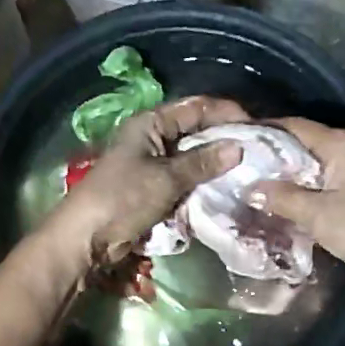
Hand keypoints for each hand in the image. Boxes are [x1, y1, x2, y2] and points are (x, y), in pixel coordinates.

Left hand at [39, 96, 244, 269]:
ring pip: (191, 161)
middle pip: (195, 133)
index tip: (256, 127)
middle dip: (223, 143)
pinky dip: (199, 187)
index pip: (195, 108)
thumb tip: (238, 147)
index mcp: (150, 124)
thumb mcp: (166, 178)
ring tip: (246, 174)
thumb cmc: (122, 198)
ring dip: (213, 169)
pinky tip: (223, 192)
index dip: (225, 113)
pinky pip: (182, 184)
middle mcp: (151, 139)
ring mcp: (151, 166)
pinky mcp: (151, 191)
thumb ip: (202, 162)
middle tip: (257, 153)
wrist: (86, 237)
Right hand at [249, 118, 344, 279]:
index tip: (234, 140)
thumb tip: (250, 189)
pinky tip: (278, 204)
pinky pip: (320, 185)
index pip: (294, 126)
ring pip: (310, 167)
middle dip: (270, 156)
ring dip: (284, 177)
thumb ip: (280, 197)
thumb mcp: (315, 213)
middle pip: (302, 144)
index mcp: (341, 143)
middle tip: (237, 167)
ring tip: (250, 185)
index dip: (263, 131)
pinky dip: (299, 191)